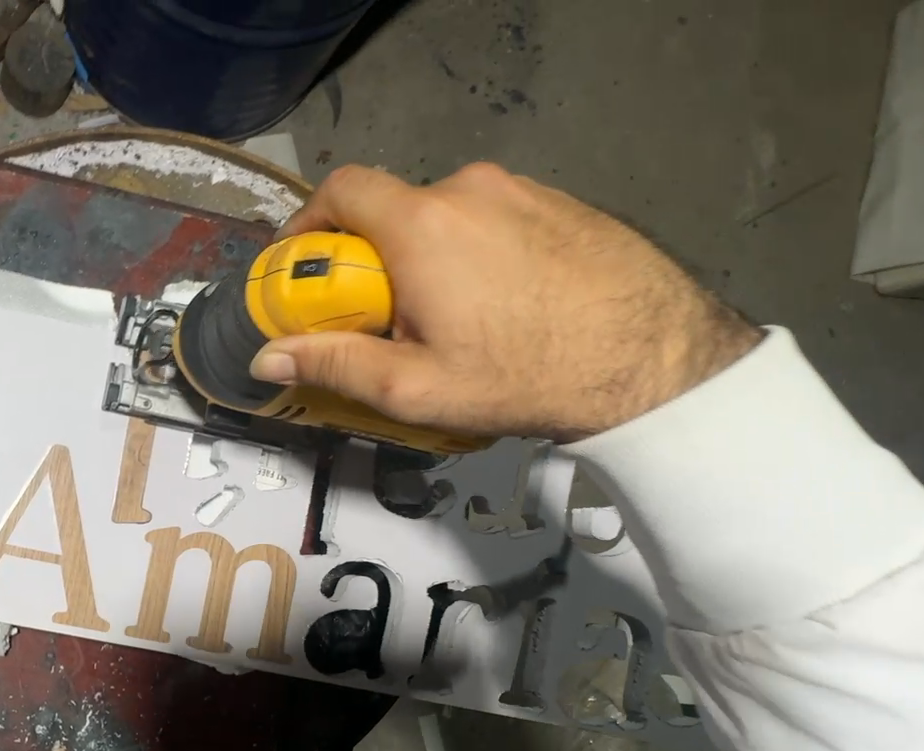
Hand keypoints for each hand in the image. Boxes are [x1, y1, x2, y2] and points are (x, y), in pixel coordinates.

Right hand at [251, 163, 762, 441]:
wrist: (657, 361)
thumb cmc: (521, 374)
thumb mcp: (411, 386)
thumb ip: (331, 364)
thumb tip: (265, 359)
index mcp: (422, 226)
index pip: (341, 190)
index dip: (307, 222)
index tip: (299, 264)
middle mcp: (468, 190)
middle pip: (389, 209)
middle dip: (365, 258)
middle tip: (371, 316)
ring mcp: (520, 190)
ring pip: (439, 215)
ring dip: (418, 256)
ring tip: (437, 316)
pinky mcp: (558, 202)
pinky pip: (487, 218)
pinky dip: (465, 251)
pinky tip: (489, 302)